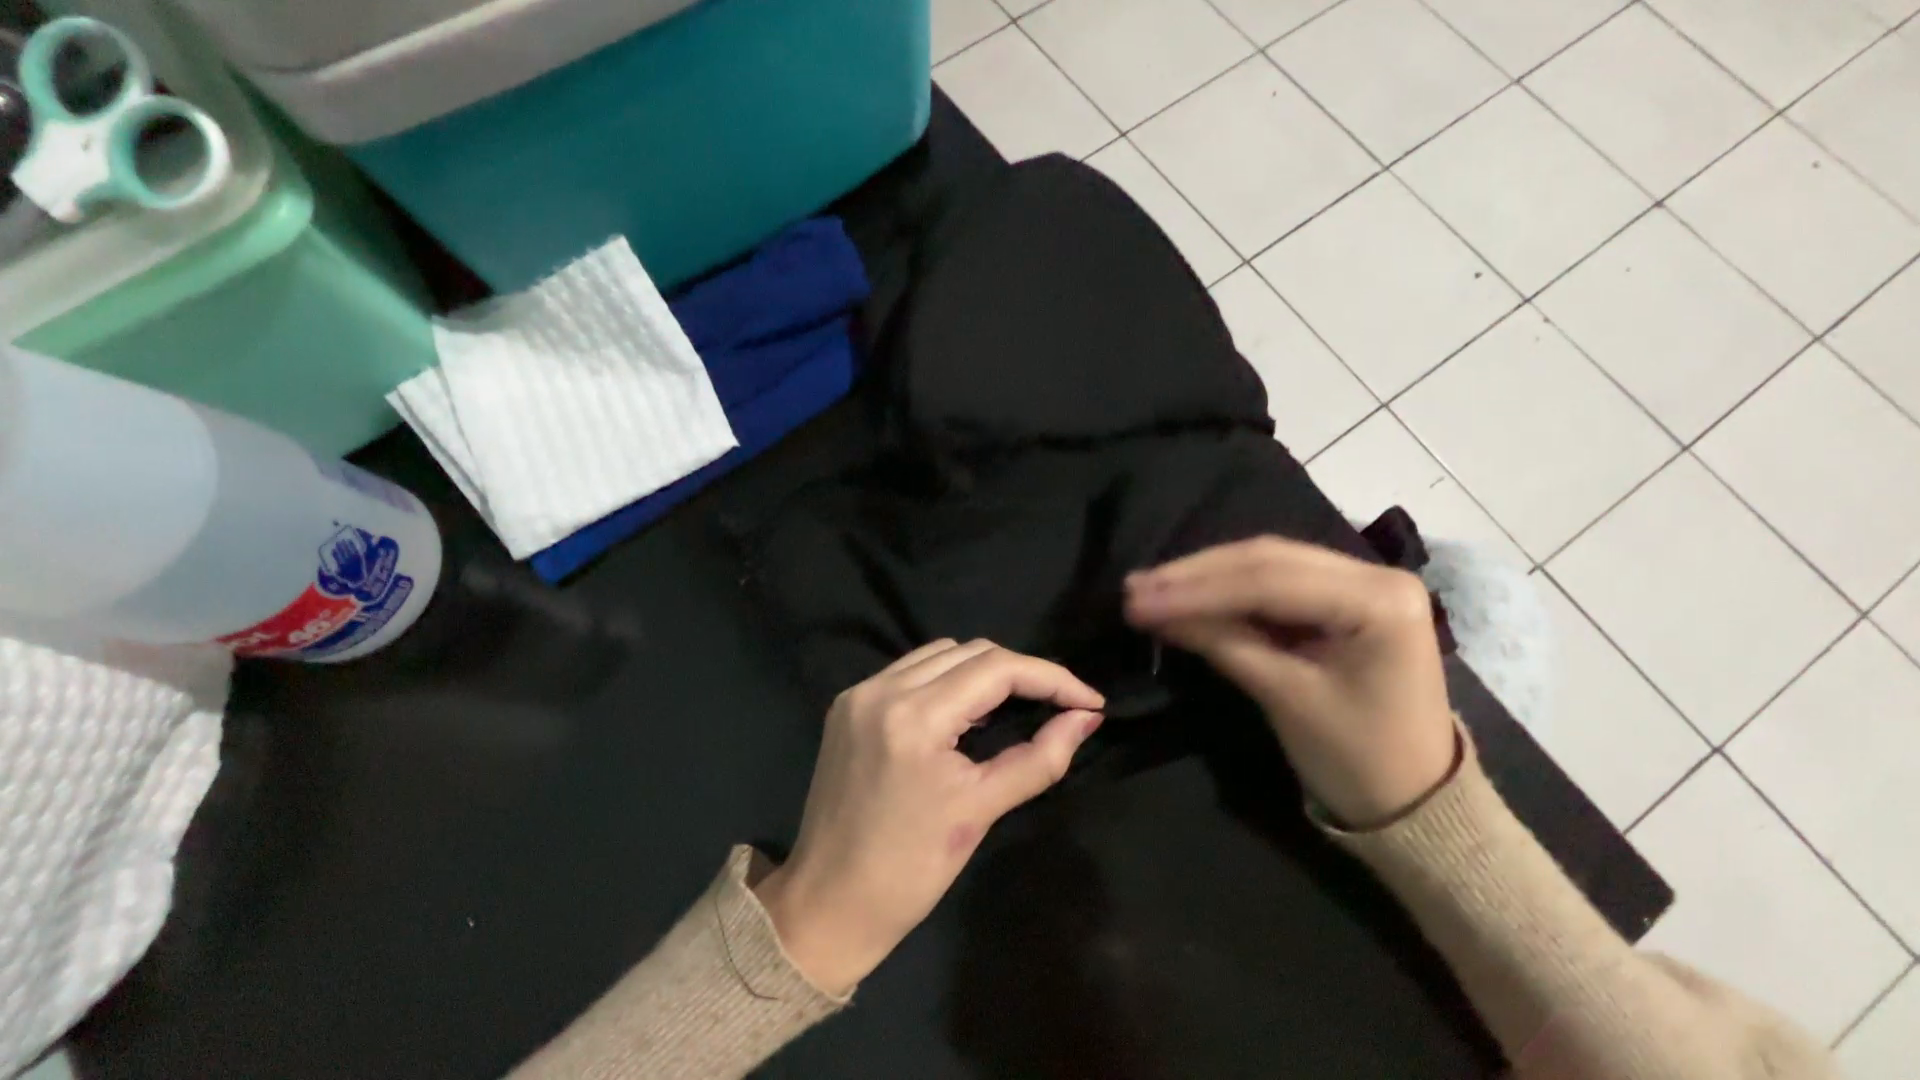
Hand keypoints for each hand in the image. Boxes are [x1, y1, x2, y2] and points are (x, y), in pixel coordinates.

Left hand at [754, 640, 1105, 994]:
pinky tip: (966, 714)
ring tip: (1017, 708)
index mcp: (914, 715)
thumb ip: (1040, 758)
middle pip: (970, 652)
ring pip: (938, 655)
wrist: (829, 904)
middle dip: (1021, 672)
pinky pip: (909, 673)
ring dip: (983, 672)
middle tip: (1059, 705)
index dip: (1051, 677)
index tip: (1089, 701)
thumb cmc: (910, 870)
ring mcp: (858, 694)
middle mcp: (881, 689)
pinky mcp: (847, 707)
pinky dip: (946, 682)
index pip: (996, 668)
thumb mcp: (981, 810)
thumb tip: (1087, 718)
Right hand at [1124, 537, 1455, 827]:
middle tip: (1134, 587)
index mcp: (1378, 599)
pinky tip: (1188, 594)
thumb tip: (1154, 610)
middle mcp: (1376, 574)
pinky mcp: (1345, 600)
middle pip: (1269, 560)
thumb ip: (1222, 643)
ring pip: (1269, 565)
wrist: (1416, 801)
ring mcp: (1362, 582)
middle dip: (1196, 575)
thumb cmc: (1357, 758)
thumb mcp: (1285, 698)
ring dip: (1206, 577)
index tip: (1137, 599)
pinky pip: (1278, 585)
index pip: (1270, 580)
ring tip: (1148, 587)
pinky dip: (1230, 592)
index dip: (1196, 588)